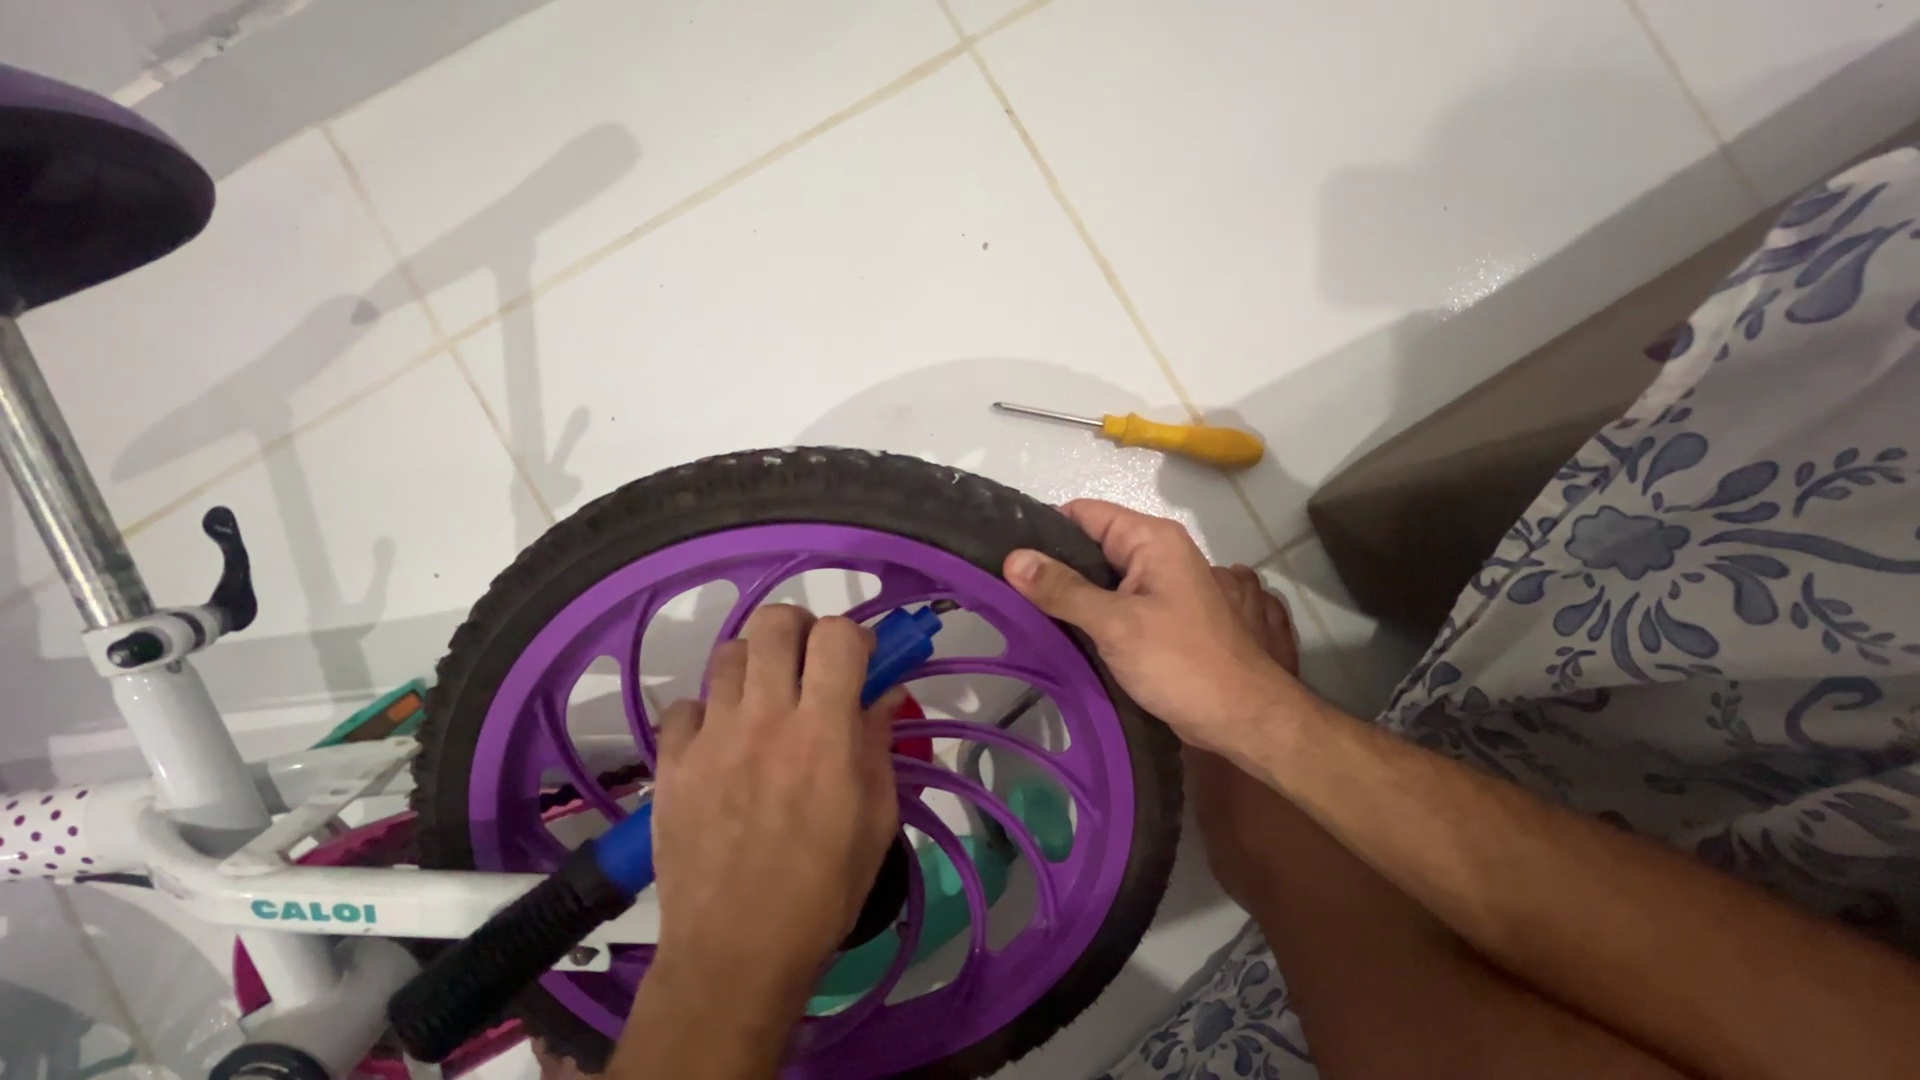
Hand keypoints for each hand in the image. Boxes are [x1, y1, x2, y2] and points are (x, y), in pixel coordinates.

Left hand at [649, 605, 904, 996]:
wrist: (736, 950)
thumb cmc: (823, 889)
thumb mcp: (877, 819)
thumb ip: (878, 746)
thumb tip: (883, 696)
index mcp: (823, 732)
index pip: (837, 637)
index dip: (854, 637)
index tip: (860, 661)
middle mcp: (766, 718)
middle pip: (773, 623)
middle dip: (799, 629)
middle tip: (808, 661)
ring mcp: (711, 737)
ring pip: (728, 653)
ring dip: (755, 666)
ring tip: (764, 700)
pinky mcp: (671, 763)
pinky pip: (685, 707)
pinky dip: (707, 713)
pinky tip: (720, 743)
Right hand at [1003, 500, 1300, 756]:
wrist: (1241, 717)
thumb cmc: (1181, 662)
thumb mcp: (1116, 623)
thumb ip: (1063, 590)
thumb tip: (1013, 559)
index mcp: (1152, 540)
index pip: (1085, 513)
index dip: (1044, 528)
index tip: (1002, 552)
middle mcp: (1155, 555)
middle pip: (1089, 545)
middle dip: (1049, 564)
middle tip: (1001, 586)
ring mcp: (1157, 589)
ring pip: (1097, 580)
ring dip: (1065, 595)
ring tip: (1015, 608)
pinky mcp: (1155, 621)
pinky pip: (1110, 607)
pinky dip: (1084, 616)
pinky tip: (1052, 631)